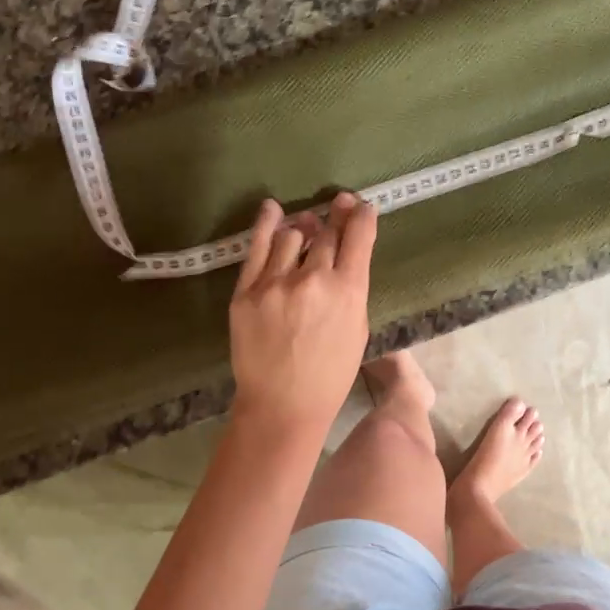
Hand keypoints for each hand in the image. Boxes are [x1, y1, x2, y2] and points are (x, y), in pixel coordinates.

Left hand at [228, 192, 379, 434]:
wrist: (282, 405)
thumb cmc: (330, 374)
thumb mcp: (358, 328)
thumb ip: (351, 288)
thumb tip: (344, 256)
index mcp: (348, 290)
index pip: (358, 236)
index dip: (362, 215)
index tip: (362, 206)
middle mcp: (313, 278)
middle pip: (326, 232)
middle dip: (336, 216)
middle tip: (339, 204)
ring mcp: (276, 283)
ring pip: (292, 235)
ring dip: (304, 229)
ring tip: (306, 228)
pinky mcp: (246, 291)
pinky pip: (257, 247)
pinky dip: (266, 224)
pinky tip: (272, 210)